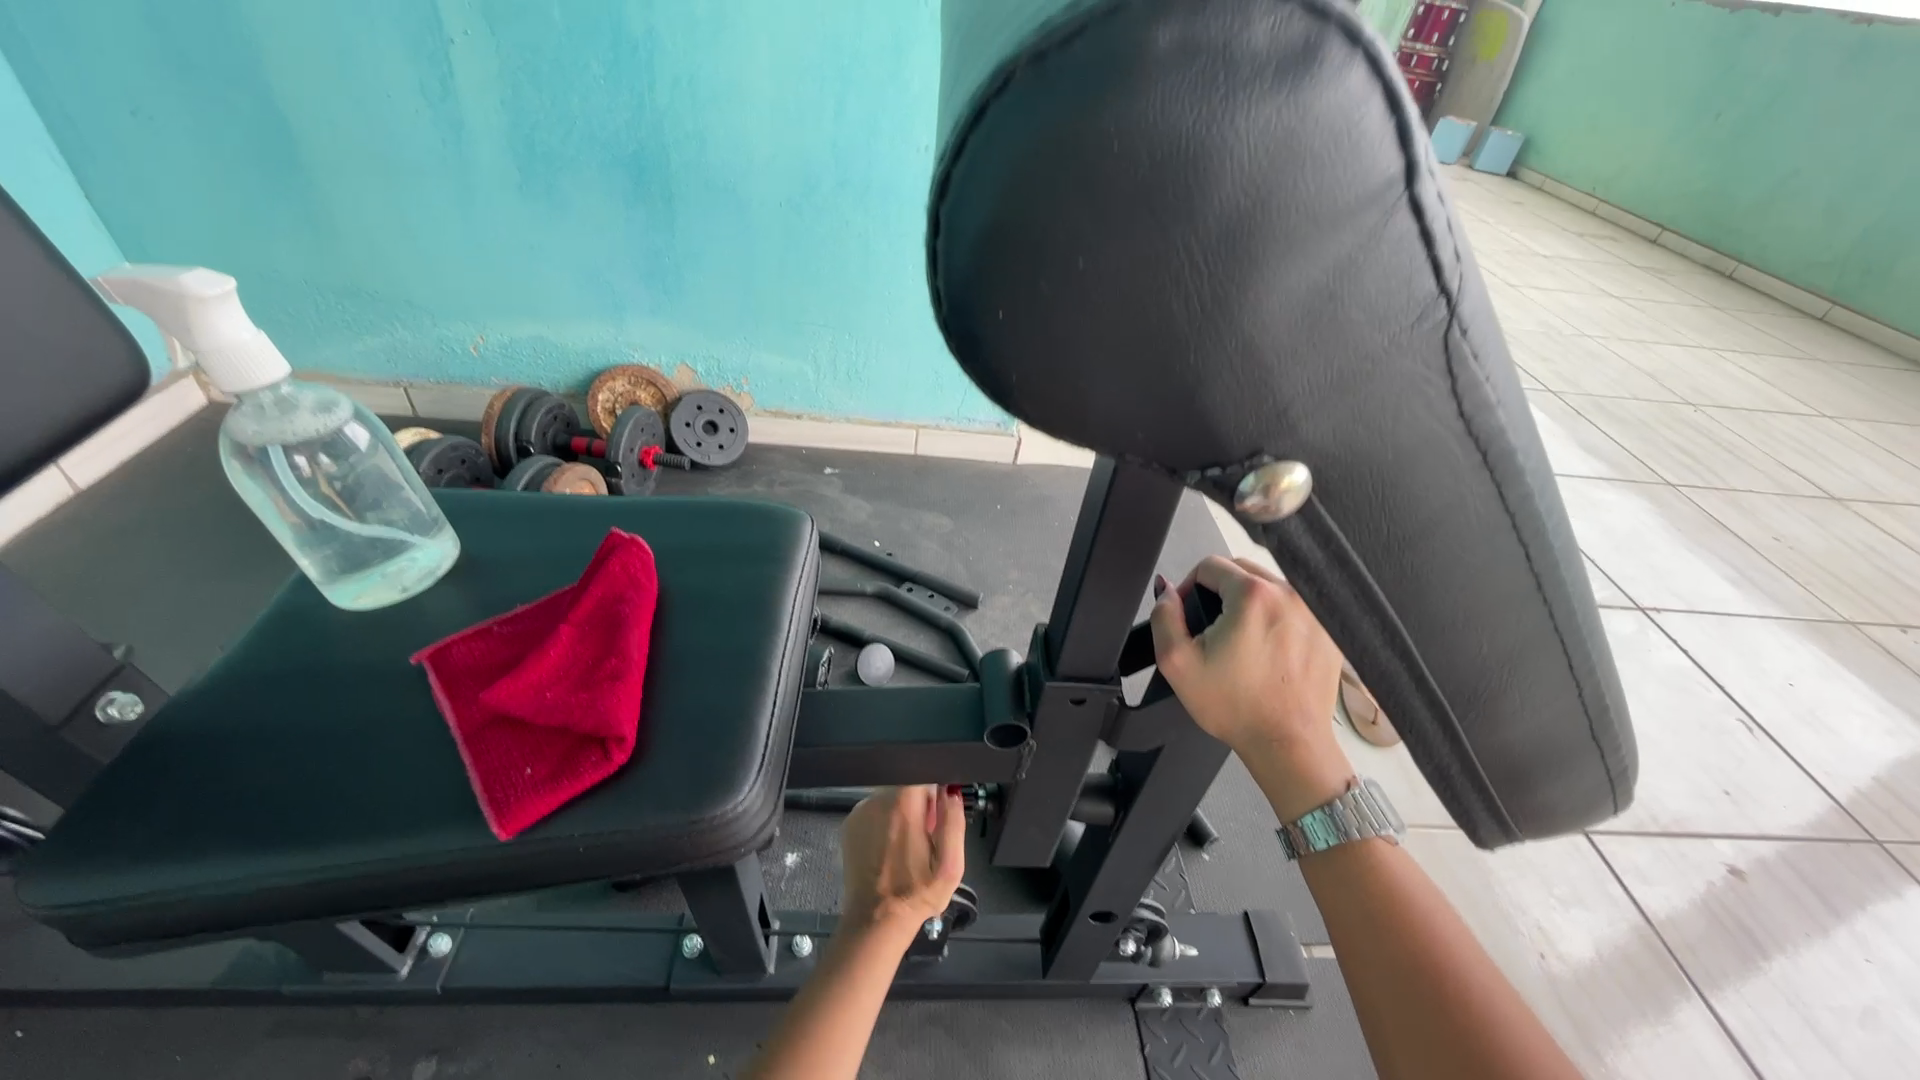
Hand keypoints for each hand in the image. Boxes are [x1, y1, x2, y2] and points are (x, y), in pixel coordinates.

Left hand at [838, 785, 966, 938]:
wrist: (876, 920)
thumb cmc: (917, 894)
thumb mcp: (951, 864)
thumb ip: (953, 821)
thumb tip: (951, 792)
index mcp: (904, 805)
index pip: (923, 774)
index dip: (934, 790)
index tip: (938, 812)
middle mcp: (877, 800)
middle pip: (905, 785)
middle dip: (919, 804)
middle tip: (925, 835)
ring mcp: (859, 812)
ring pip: (888, 799)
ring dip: (901, 814)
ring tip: (907, 846)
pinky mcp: (849, 825)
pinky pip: (873, 812)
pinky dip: (883, 823)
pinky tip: (888, 849)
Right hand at [1150, 556, 1353, 819]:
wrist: (1287, 742)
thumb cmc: (1236, 707)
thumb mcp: (1176, 662)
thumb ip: (1164, 616)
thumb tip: (1166, 592)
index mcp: (1252, 595)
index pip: (1210, 564)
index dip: (1188, 587)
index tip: (1187, 616)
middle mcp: (1288, 594)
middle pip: (1241, 570)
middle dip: (1219, 592)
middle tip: (1210, 630)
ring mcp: (1314, 611)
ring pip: (1268, 588)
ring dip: (1247, 604)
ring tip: (1238, 642)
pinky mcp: (1328, 631)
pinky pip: (1293, 609)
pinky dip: (1275, 620)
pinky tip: (1265, 652)